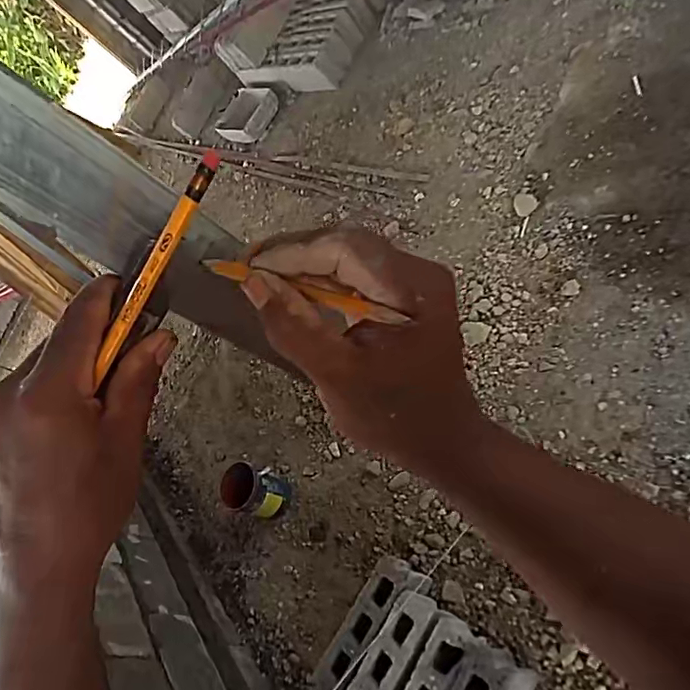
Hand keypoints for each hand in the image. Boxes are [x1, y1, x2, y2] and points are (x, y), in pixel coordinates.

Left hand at [0, 277, 174, 596]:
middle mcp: (8, 391)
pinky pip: (22, 390)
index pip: (79, 321)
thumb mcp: (125, 441)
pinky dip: (50, 392)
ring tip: (96, 411)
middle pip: (61, 344)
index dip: (108, 297)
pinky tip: (67, 427)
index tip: (128, 285)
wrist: (40, 561)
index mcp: (48, 394)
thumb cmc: (89, 507)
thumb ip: (137, 380)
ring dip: (73, 371)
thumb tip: (158, 338)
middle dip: (96, 345)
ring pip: (41, 367)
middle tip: (130, 361)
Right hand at [242, 227, 486, 471]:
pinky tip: (296, 293)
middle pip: (347, 247)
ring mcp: (415, 285)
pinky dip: (323, 284)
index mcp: (414, 289)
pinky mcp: (404, 299)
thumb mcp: (336, 375)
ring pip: (350, 260)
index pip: (344, 250)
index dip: (290, 253)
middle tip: (250, 269)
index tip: (248, 265)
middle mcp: (420, 275)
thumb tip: (255, 285)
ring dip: (306, 268)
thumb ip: (293, 327)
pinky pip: (357, 279)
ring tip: (264, 280)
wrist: (441, 442)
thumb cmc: (396, 418)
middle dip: (295, 256)